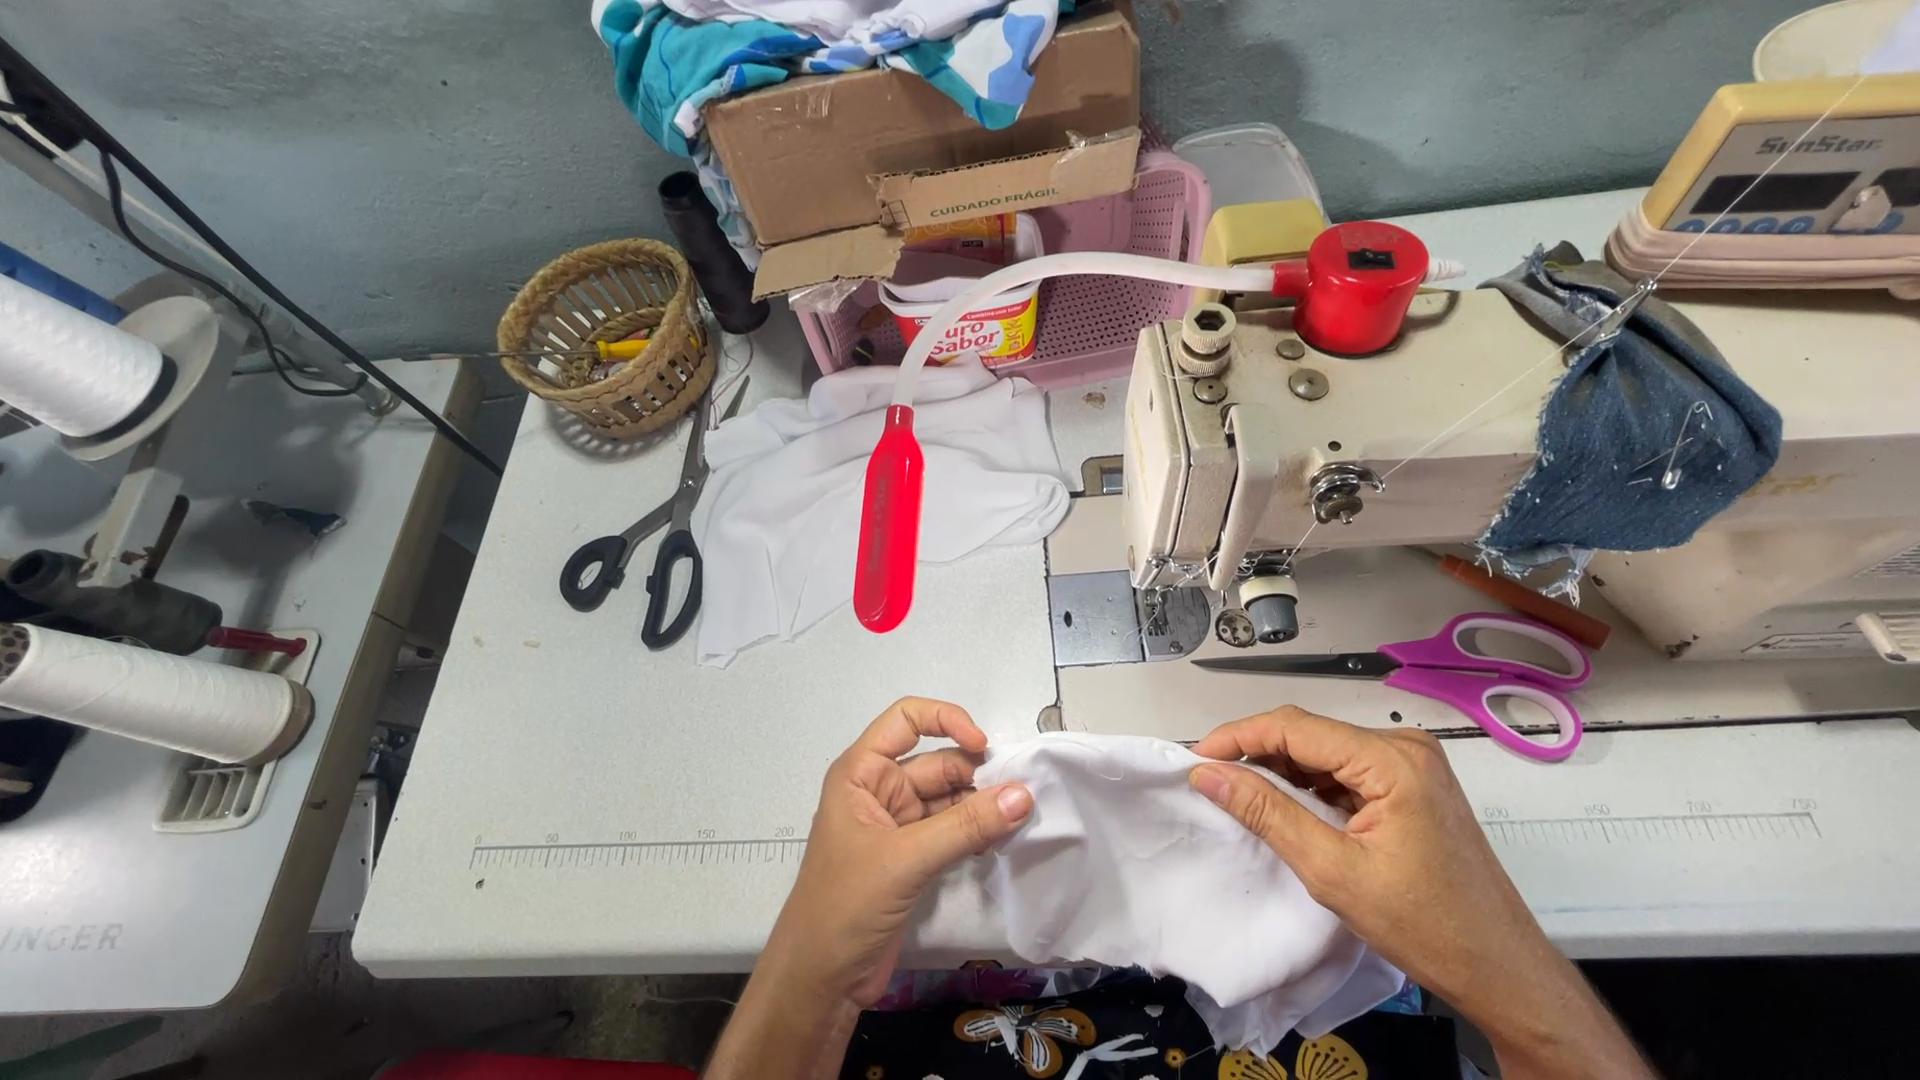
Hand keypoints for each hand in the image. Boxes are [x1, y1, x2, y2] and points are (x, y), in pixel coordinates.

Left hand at [771, 697, 1033, 1005]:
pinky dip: (976, 832)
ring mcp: (897, 825)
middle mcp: (879, 790)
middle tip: (1019, 797)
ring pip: (949, 797)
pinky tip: (999, 843)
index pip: (906, 719)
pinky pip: (952, 829)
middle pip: (937, 761)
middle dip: (976, 774)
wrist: (819, 982)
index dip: (946, 720)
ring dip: (981, 806)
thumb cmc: (844, 906)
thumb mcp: (905, 860)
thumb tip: (1023, 794)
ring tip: (1017, 821)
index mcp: (861, 773)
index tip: (984, 746)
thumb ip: (965, 826)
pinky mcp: (912, 857)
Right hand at [1187, 706, 1652, 1079]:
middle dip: (1255, 753)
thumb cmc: (1423, 925)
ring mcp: (1411, 763)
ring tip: (1236, 792)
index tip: (1193, 759)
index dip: (1237, 737)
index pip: (1294, 726)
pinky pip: (1343, 769)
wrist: (1501, 970)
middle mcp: (1404, 746)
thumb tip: (1208, 774)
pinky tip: (1282, 805)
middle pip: (1308, 733)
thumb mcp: (1332, 870)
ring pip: (1323, 750)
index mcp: (1392, 759)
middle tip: (1208, 778)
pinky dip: (1308, 785)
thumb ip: (1266, 812)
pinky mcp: (1410, 783)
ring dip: (1279, 769)